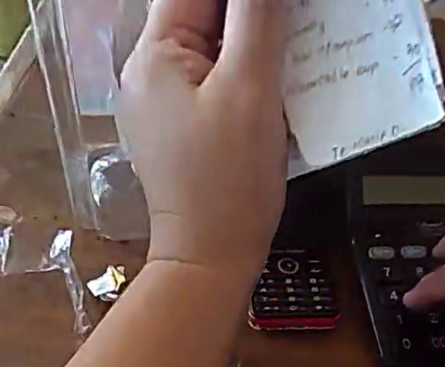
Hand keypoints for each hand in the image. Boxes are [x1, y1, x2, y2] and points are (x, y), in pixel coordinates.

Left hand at [116, 0, 286, 274]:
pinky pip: (215, 91)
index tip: (284, 12)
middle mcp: (150, 74)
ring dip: (253, 51)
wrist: (211, 263)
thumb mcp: (250, 92)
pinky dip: (245, 85)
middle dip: (253, 18)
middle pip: (204, 17)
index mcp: (155, 52)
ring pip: (213, 55)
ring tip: (291, 59)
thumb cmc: (229, 186)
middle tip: (295, 31)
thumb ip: (256, 18)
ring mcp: (164, 110)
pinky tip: (273, 98)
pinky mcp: (183, 140)